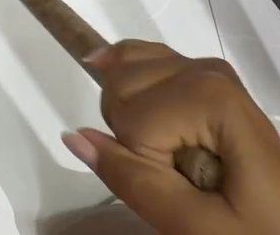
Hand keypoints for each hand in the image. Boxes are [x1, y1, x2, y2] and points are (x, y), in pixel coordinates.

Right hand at [62, 41, 279, 234]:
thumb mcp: (194, 227)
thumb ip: (131, 179)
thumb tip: (72, 134)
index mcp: (208, 95)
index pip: (126, 113)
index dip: (137, 158)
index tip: (175, 190)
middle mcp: (205, 68)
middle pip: (123, 80)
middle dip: (130, 132)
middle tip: (174, 177)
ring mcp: (207, 70)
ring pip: (127, 65)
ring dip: (132, 112)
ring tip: (169, 157)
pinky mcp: (207, 81)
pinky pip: (147, 62)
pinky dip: (133, 83)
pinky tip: (135, 107)